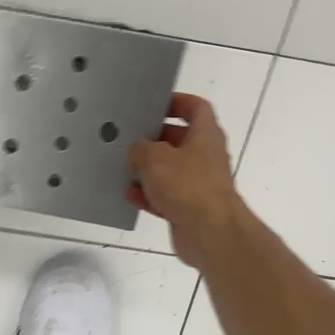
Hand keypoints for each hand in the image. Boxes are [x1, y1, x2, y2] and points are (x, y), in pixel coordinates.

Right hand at [127, 93, 247, 268]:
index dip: (178, 103)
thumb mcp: (155, 158)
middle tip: (133, 139)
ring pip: (171, 170)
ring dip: (150, 170)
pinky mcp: (189, 208)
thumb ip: (140, 150)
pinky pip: (166, 196)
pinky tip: (131, 195)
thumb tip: (136, 152)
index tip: (156, 105)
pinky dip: (150, 195)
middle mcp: (206, 156)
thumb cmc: (187, 185)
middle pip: (180, 140)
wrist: (208, 231)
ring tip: (127, 168)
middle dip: (156, 140)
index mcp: (206, 134)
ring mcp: (199, 184)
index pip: (196, 108)